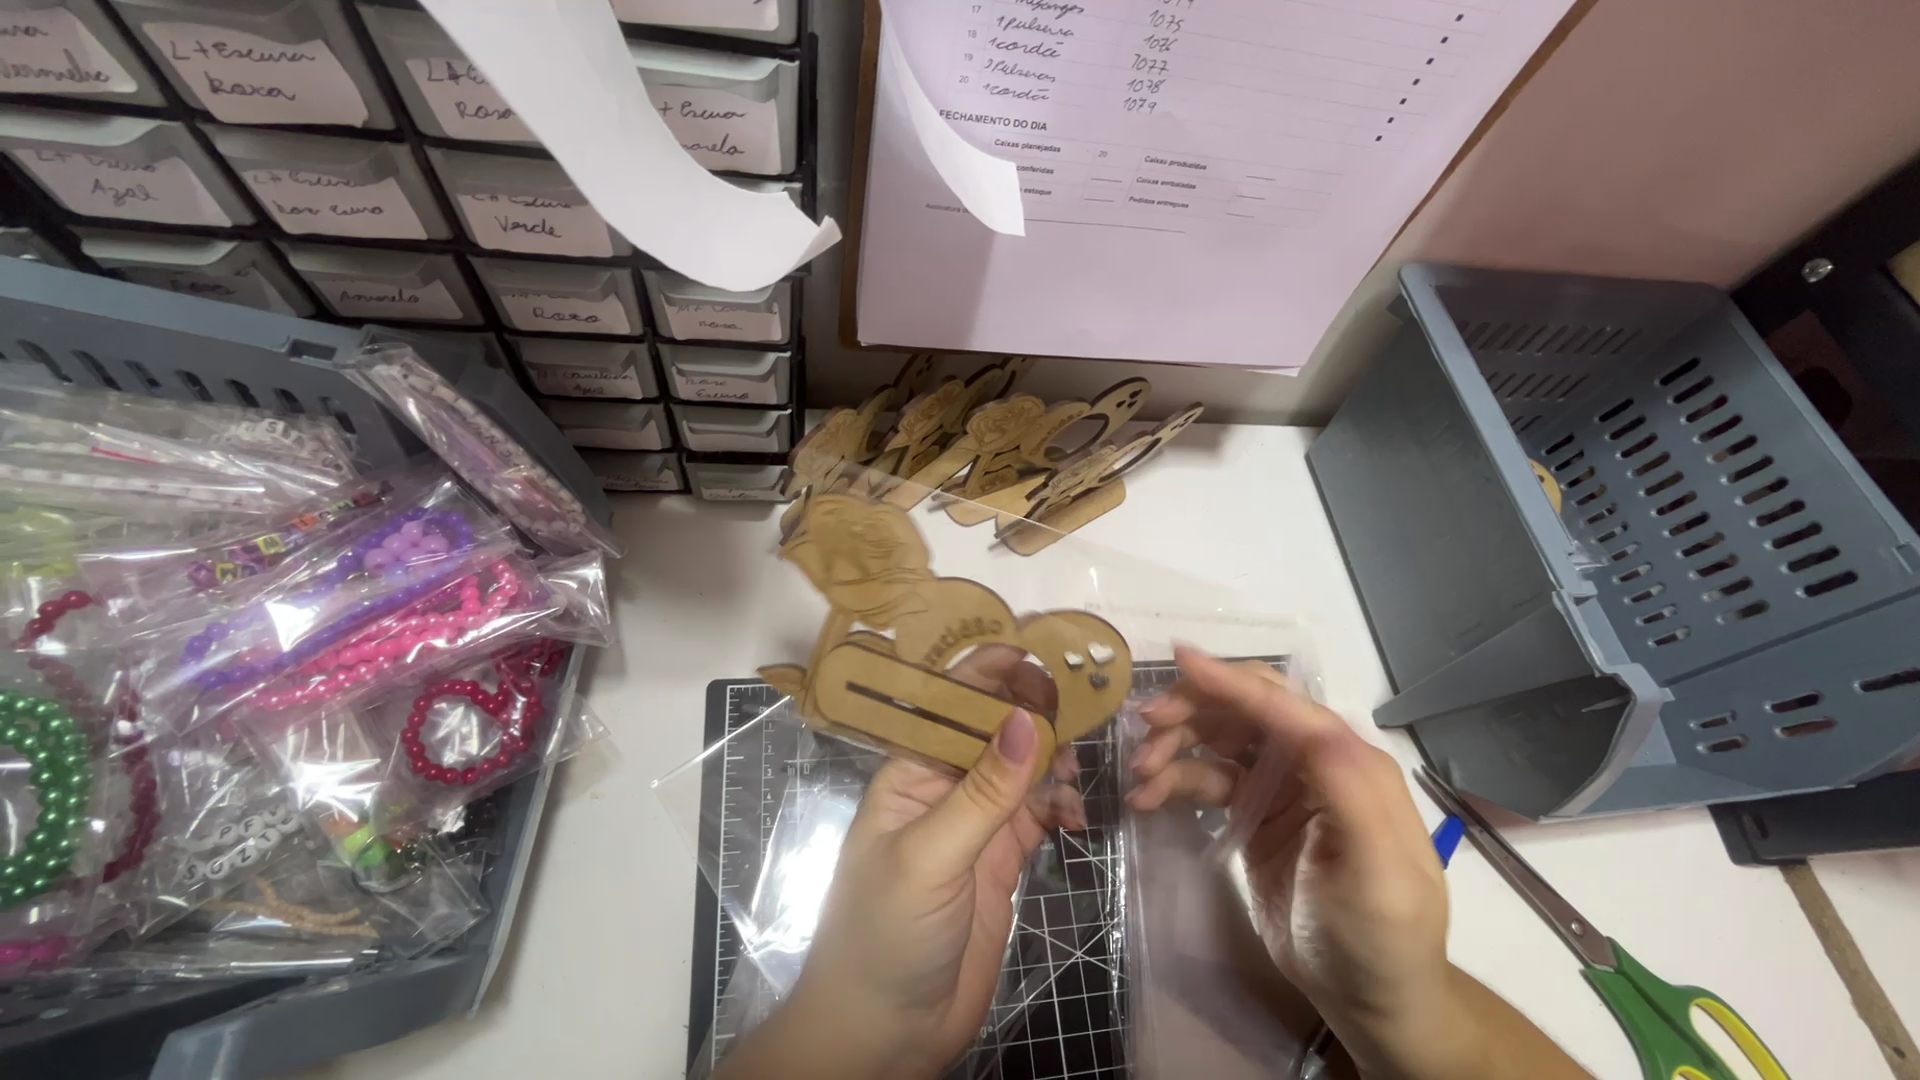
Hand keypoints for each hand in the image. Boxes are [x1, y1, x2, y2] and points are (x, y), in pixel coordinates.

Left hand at [718, 646, 1082, 1079]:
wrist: (889, 1031)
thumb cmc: (887, 933)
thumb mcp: (931, 857)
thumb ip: (983, 792)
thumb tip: (1028, 720)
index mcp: (910, 771)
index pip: (951, 703)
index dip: (992, 672)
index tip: (1042, 651)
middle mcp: (944, 785)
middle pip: (994, 729)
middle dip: (1034, 710)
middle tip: (1083, 703)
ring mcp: (976, 821)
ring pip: (1023, 768)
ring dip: (1053, 759)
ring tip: (1079, 766)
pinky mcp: (1002, 856)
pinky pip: (1037, 811)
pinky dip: (1060, 803)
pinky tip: (1077, 811)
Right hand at [1127, 646, 1449, 1071]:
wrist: (1368, 999)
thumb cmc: (1378, 937)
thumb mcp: (1377, 873)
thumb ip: (1350, 796)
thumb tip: (1316, 726)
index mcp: (1350, 763)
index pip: (1284, 707)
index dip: (1232, 681)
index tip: (1179, 658)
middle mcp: (1313, 762)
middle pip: (1244, 711)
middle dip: (1192, 710)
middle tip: (1143, 727)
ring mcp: (1281, 785)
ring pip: (1218, 740)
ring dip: (1175, 746)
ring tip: (1140, 774)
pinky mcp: (1255, 809)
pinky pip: (1207, 777)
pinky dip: (1174, 779)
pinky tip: (1146, 798)